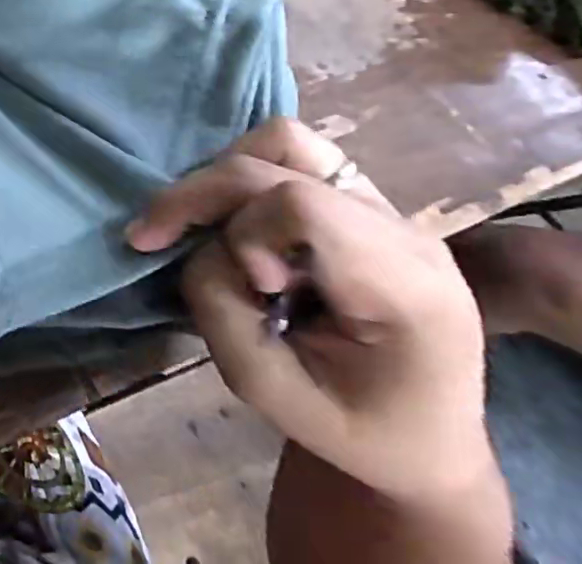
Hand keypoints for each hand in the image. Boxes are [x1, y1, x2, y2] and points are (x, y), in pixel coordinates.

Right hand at [128, 118, 493, 499]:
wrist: (426, 441)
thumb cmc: (357, 432)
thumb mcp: (270, 393)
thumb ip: (219, 307)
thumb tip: (198, 244)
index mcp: (406, 286)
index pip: (303, 205)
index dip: (248, 234)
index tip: (256, 289)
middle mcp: (403, 228)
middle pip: (279, 157)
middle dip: (202, 193)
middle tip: (155, 238)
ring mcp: (387, 208)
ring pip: (284, 140)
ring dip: (226, 176)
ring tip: (208, 226)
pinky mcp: (364, 202)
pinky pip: (292, 156)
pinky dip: (246, 176)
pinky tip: (237, 220)